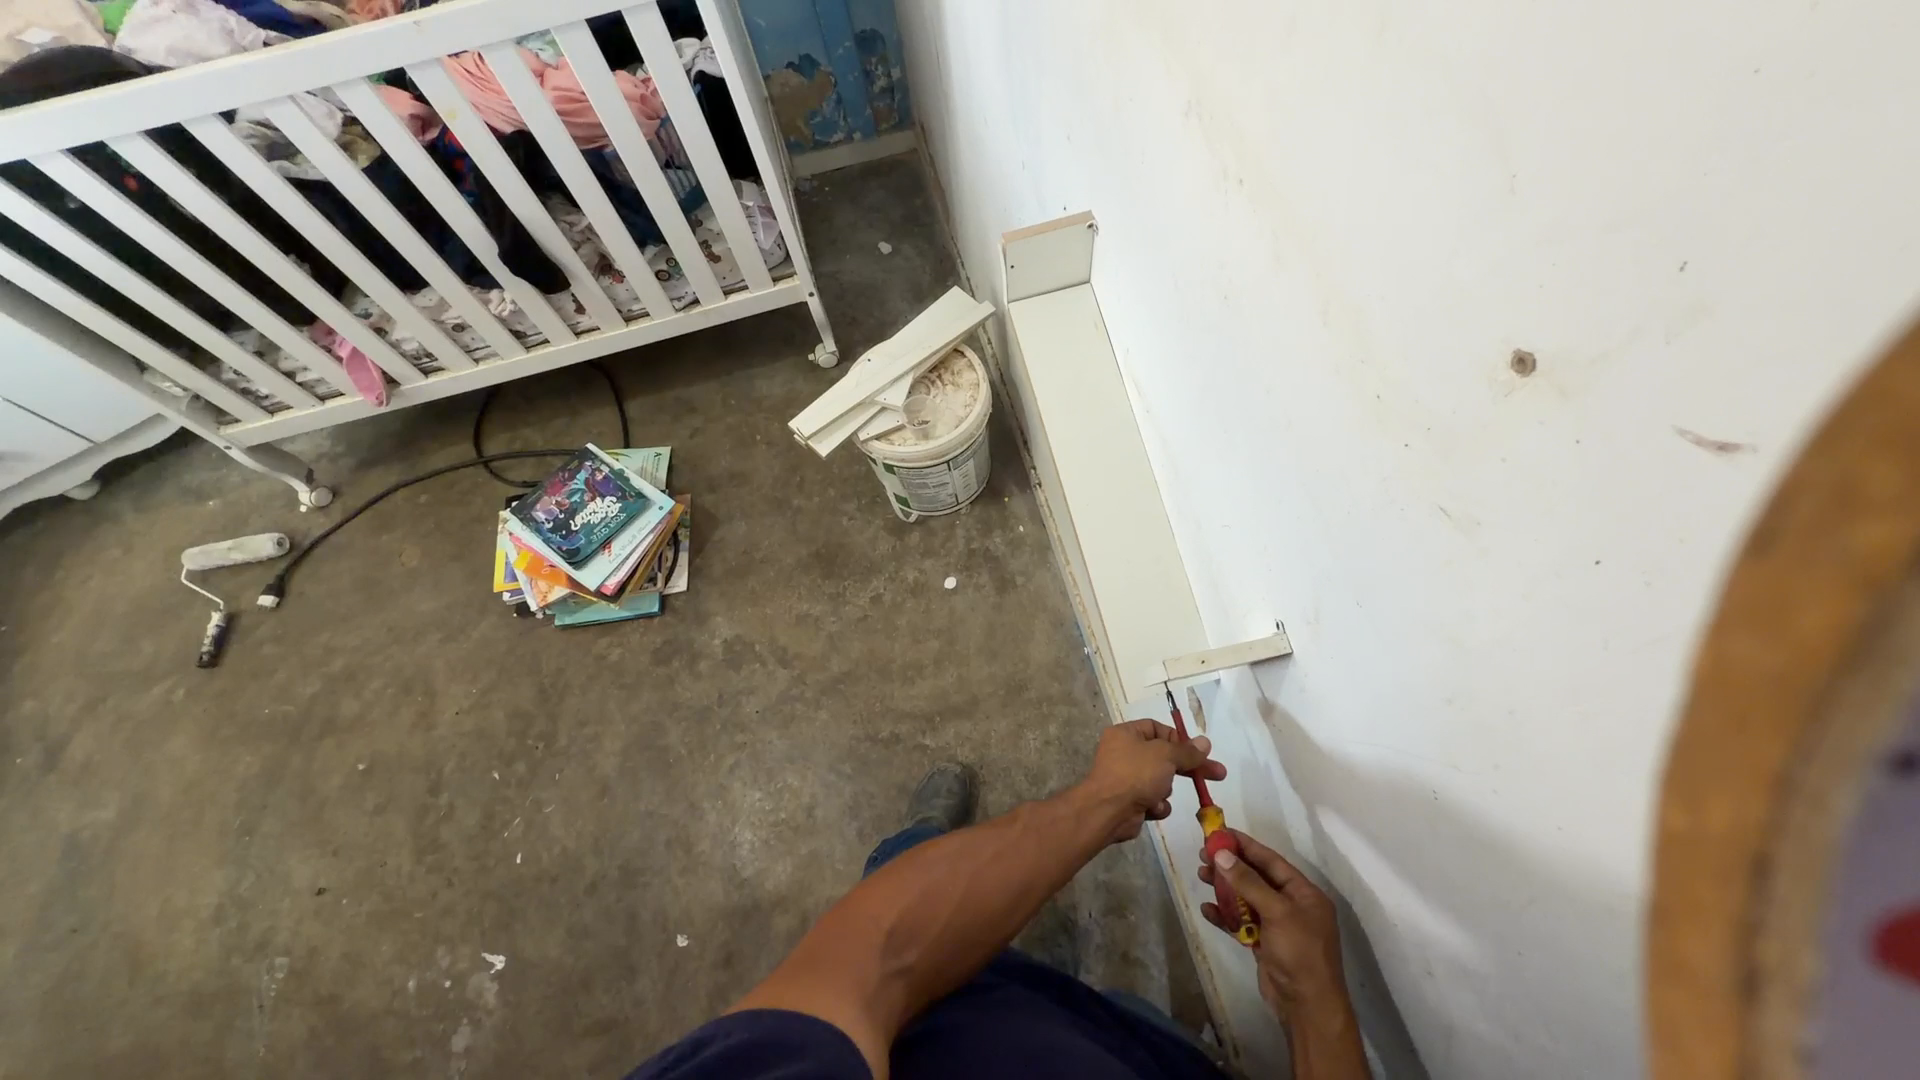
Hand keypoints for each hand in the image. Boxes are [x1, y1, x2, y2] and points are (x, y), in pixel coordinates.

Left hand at [1079, 718, 1225, 842]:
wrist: (1109, 811)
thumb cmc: (1135, 774)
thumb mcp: (1165, 755)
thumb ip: (1187, 751)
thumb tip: (1204, 742)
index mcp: (1126, 734)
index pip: (1157, 729)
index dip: (1179, 739)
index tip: (1199, 750)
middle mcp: (1124, 753)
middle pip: (1164, 757)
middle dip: (1188, 768)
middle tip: (1218, 774)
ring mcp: (1126, 778)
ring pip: (1160, 780)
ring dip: (1166, 789)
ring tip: (1159, 793)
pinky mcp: (1130, 801)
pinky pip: (1153, 799)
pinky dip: (1157, 805)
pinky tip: (1152, 807)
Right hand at [1198, 830, 1350, 1023]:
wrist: (1307, 1007)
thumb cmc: (1300, 952)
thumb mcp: (1277, 912)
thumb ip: (1248, 882)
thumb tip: (1221, 853)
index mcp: (1304, 893)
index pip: (1271, 860)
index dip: (1245, 845)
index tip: (1219, 832)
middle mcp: (1291, 905)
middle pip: (1256, 877)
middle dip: (1230, 866)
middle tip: (1203, 855)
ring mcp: (1277, 925)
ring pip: (1246, 898)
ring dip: (1224, 888)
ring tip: (1201, 876)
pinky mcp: (1264, 943)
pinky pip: (1241, 922)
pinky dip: (1224, 915)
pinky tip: (1207, 910)